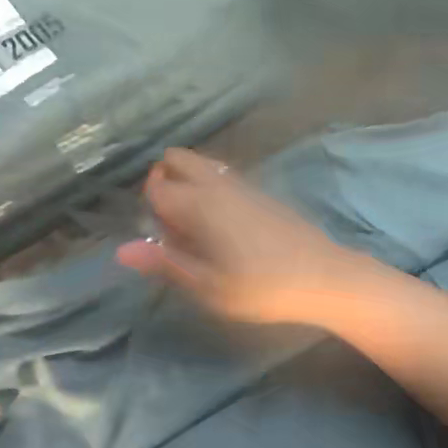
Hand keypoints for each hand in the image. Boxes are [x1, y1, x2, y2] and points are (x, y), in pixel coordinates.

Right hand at [116, 149, 400, 327]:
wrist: (325, 278)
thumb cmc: (261, 288)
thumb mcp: (208, 287)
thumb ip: (165, 263)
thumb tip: (121, 250)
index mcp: (198, 203)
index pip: (155, 184)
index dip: (150, 208)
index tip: (165, 239)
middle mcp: (218, 183)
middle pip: (176, 159)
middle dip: (165, 182)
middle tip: (176, 227)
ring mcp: (245, 184)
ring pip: (203, 165)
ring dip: (190, 185)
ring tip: (201, 229)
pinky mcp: (265, 193)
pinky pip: (225, 177)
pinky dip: (213, 190)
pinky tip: (228, 228)